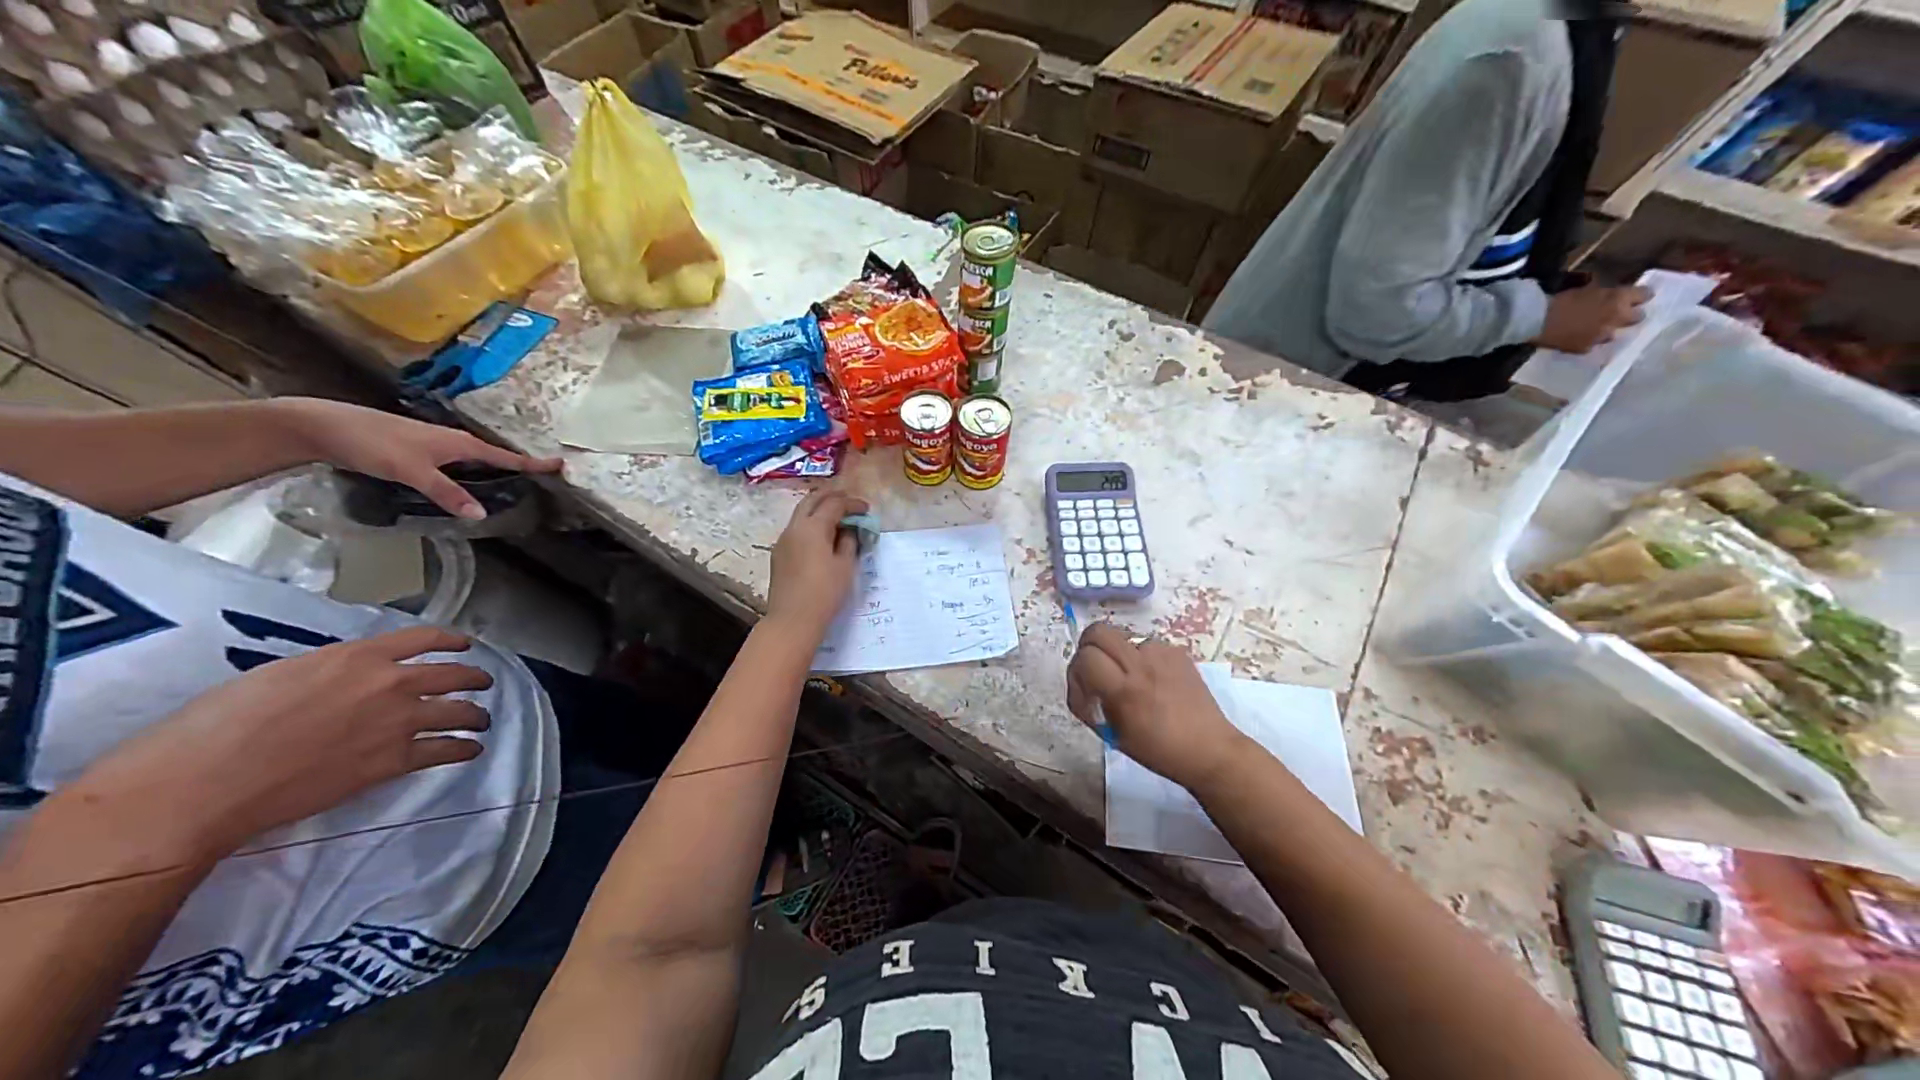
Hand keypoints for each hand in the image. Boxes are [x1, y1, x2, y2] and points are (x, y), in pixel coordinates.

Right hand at [66, 627, 494, 860]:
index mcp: (358, 656)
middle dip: (474, 678)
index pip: (422, 639)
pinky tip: (471, 750)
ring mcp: (398, 722)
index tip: (466, 645)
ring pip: (459, 712)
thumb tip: (346, 678)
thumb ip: (328, 671)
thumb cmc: (220, 723)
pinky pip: (446, 750)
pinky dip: (464, 749)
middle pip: (452, 675)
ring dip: (476, 715)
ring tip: (482, 719)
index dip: (451, 641)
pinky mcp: (394, 761)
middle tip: (484, 683)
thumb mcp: (281, 674)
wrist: (205, 781)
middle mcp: (390, 683)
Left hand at [278, 398, 561, 519]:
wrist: (324, 427)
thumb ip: (446, 493)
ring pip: (475, 460)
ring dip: (496, 471)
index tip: (561, 465)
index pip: (506, 457)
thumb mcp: (411, 472)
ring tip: (514, 486)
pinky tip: (467, 486)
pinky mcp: (418, 452)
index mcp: (459, 443)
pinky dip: (472, 474)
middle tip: (543, 478)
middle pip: (495, 457)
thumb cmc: (372, 443)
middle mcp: (452, 442)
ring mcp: (435, 446)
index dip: (533, 463)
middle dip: (520, 467)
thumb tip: (481, 514)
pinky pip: (458, 465)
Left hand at [766, 488, 867, 639]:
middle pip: (812, 500)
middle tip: (849, 503)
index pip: (834, 504)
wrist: (792, 619)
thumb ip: (849, 542)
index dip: (852, 503)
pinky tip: (823, 537)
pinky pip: (796, 529)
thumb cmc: (824, 592)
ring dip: (820, 510)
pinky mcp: (779, 554)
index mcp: (812, 527)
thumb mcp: (845, 566)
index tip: (866, 509)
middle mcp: (794, 527)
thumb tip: (849, 530)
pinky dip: (811, 524)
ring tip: (838, 518)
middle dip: (832, 497)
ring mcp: (783, 540)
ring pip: (801, 513)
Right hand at [1066, 623, 1250, 789]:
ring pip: (1121, 635)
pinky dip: (1138, 656)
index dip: (1076, 674)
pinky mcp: (1177, 651)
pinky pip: (1144, 643)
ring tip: (1126, 678)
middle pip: (1097, 631)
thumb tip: (1080, 685)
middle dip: (1088, 649)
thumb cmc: (1158, 751)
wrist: (1210, 749)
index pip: (1085, 658)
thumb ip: (1090, 705)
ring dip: (1115, 653)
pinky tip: (1149, 679)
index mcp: (1125, 690)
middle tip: (1095, 672)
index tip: (1085, 693)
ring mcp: (1162, 653)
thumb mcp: (1113, 734)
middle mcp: (1142, 664)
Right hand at [1534, 285, 1652, 353]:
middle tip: (1616, 314)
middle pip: (1638, 317)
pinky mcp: (1586, 349)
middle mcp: (1617, 318)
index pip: (1645, 295)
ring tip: (1594, 329)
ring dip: (1607, 330)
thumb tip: (1613, 296)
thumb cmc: (1560, 300)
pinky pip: (1593, 345)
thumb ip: (1605, 294)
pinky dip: (1588, 341)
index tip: (1633, 297)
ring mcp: (1602, 336)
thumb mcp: (1587, 289)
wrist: (1535, 320)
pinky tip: (1577, 338)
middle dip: (1629, 315)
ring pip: (1615, 334)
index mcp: (1618, 298)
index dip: (1639, 295)